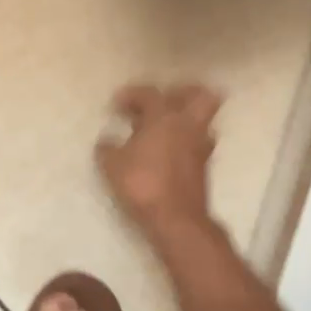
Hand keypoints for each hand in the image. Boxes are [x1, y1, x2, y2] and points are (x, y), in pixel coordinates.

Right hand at [97, 83, 221, 236]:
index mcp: (164, 117)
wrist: (175, 217)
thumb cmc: (141, 183)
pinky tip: (164, 150)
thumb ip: (108, 147)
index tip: (117, 104)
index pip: (151, 94)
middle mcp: (187, 125)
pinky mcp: (203, 165)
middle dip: (182, 93)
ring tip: (162, 127)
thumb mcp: (112, 164)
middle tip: (161, 100)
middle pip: (200, 96)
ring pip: (201, 120)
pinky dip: (183, 139)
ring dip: (184, 118)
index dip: (132, 94)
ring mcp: (200, 145)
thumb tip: (107, 141)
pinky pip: (196, 141)